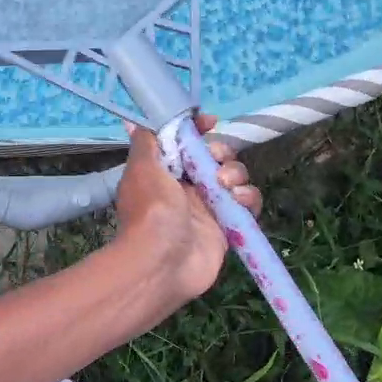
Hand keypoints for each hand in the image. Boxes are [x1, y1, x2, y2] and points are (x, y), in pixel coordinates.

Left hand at [113, 112, 259, 302]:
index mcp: (162, 169)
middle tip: (215, 161)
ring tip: (225, 184)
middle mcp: (184, 186)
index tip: (209, 121)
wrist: (163, 261)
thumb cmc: (150, 210)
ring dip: (236, 173)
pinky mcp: (227, 225)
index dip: (197, 129)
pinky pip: (246, 204)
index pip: (184, 142)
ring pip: (233, 177)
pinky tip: (239, 200)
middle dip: (220, 151)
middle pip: (213, 156)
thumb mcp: (142, 167)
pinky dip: (248, 198)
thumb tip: (133, 120)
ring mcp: (207, 206)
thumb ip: (146, 141)